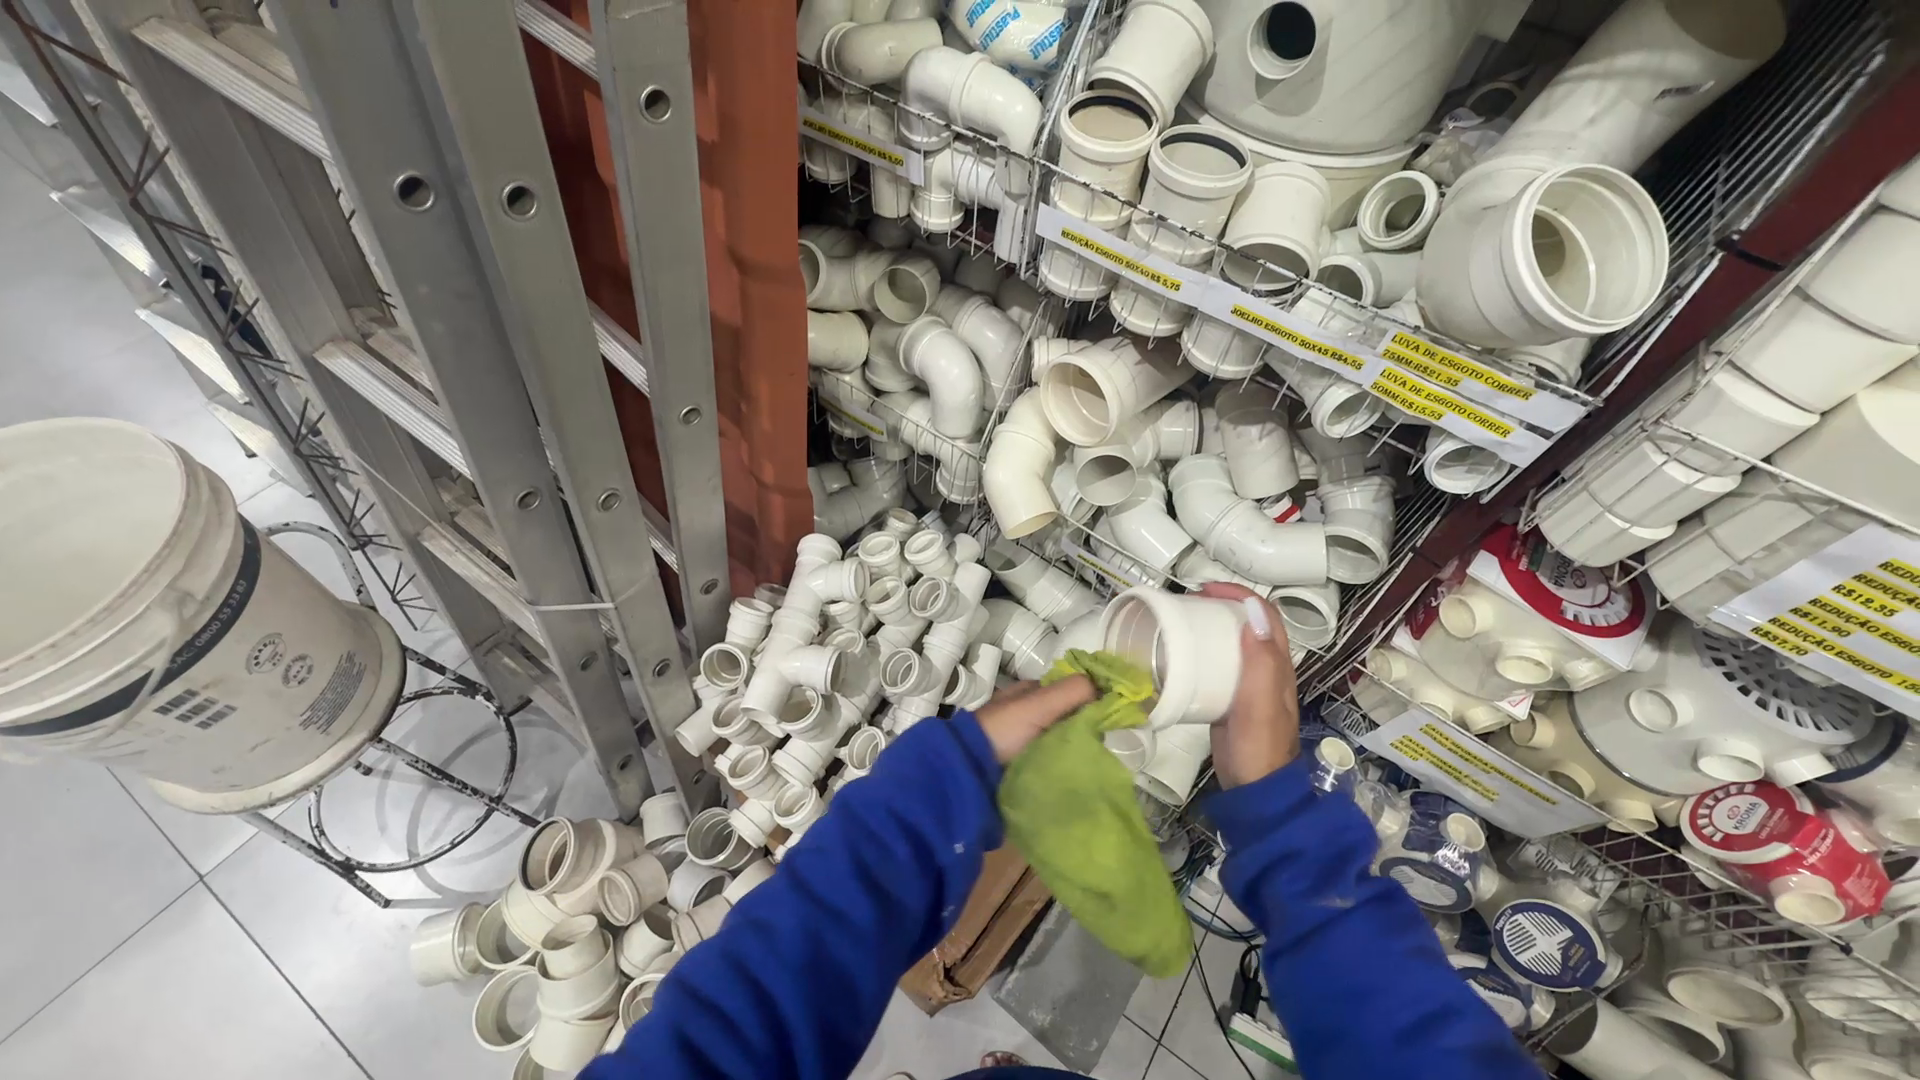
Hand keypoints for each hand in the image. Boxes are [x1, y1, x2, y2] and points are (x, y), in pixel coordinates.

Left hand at [974, 674, 1095, 763]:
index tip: (1110, 717)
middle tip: (1096, 743)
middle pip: (1070, 715)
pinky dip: (1064, 760)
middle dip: (1085, 726)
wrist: (969, 766)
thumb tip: (1106, 689)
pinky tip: (1074, 768)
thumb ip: (1070, 692)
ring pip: (1063, 737)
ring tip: (1088, 758)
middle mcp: (1029, 710)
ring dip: (1075, 745)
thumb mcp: (1037, 704)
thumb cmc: (1004, 729)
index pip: (1072, 690)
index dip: (1092, 699)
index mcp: (1031, 692)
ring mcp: (1026, 736)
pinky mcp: (1025, 760)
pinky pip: (1054, 756)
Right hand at [1197, 583, 1300, 786]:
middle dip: (1220, 605)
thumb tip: (1252, 614)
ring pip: (1232, 642)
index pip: (1263, 614)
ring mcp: (1248, 685)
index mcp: (1277, 664)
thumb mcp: (1260, 703)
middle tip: (1185, 603)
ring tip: (1179, 622)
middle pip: (1246, 623)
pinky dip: (1202, 651)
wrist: (1254, 790)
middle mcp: (1266, 669)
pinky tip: (1181, 657)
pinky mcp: (1230, 699)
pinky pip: (1218, 664)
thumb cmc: (1257, 746)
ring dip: (1210, 626)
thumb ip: (1260, 662)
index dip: (1238, 594)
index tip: (1203, 590)